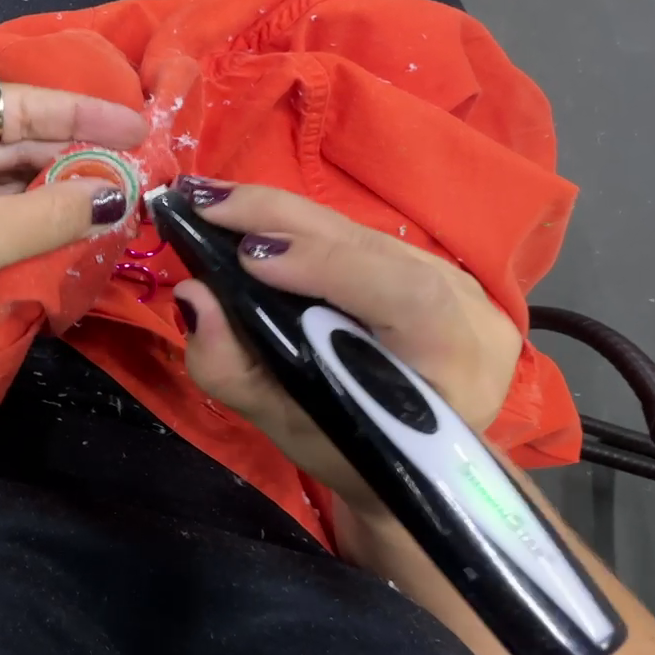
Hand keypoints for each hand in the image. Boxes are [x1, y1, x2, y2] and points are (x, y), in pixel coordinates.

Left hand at [0, 83, 147, 375]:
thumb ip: (54, 214)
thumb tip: (121, 196)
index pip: (23, 103)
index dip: (84, 114)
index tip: (139, 127)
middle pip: (20, 139)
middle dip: (77, 157)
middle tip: (141, 172)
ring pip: (10, 176)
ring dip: (58, 190)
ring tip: (121, 199)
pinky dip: (32, 216)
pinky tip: (76, 224)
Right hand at [171, 182, 521, 516]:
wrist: (410, 454)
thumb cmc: (352, 451)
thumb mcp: (284, 427)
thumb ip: (233, 370)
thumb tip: (193, 296)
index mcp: (451, 362)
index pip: (404, 295)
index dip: (326, 265)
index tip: (248, 257)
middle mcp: (461, 304)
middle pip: (366, 243)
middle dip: (276, 218)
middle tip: (199, 204)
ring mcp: (443, 273)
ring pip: (348, 228)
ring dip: (270, 209)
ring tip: (203, 199)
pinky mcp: (412, 258)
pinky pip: (342, 229)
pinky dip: (282, 217)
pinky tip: (236, 208)